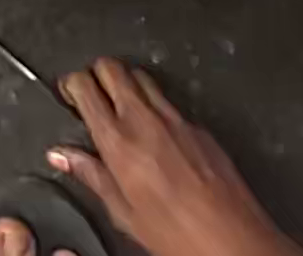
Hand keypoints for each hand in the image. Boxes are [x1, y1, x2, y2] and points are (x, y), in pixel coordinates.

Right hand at [51, 58, 301, 255]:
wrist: (240, 248)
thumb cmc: (183, 238)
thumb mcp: (125, 213)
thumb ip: (90, 174)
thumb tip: (62, 156)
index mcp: (118, 141)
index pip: (82, 84)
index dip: (70, 84)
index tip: (69, 94)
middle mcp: (143, 120)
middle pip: (109, 65)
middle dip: (95, 73)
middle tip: (92, 94)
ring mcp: (173, 118)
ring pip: (139, 74)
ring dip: (125, 83)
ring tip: (122, 107)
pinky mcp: (197, 125)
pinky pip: (168, 100)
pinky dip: (155, 106)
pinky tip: (157, 132)